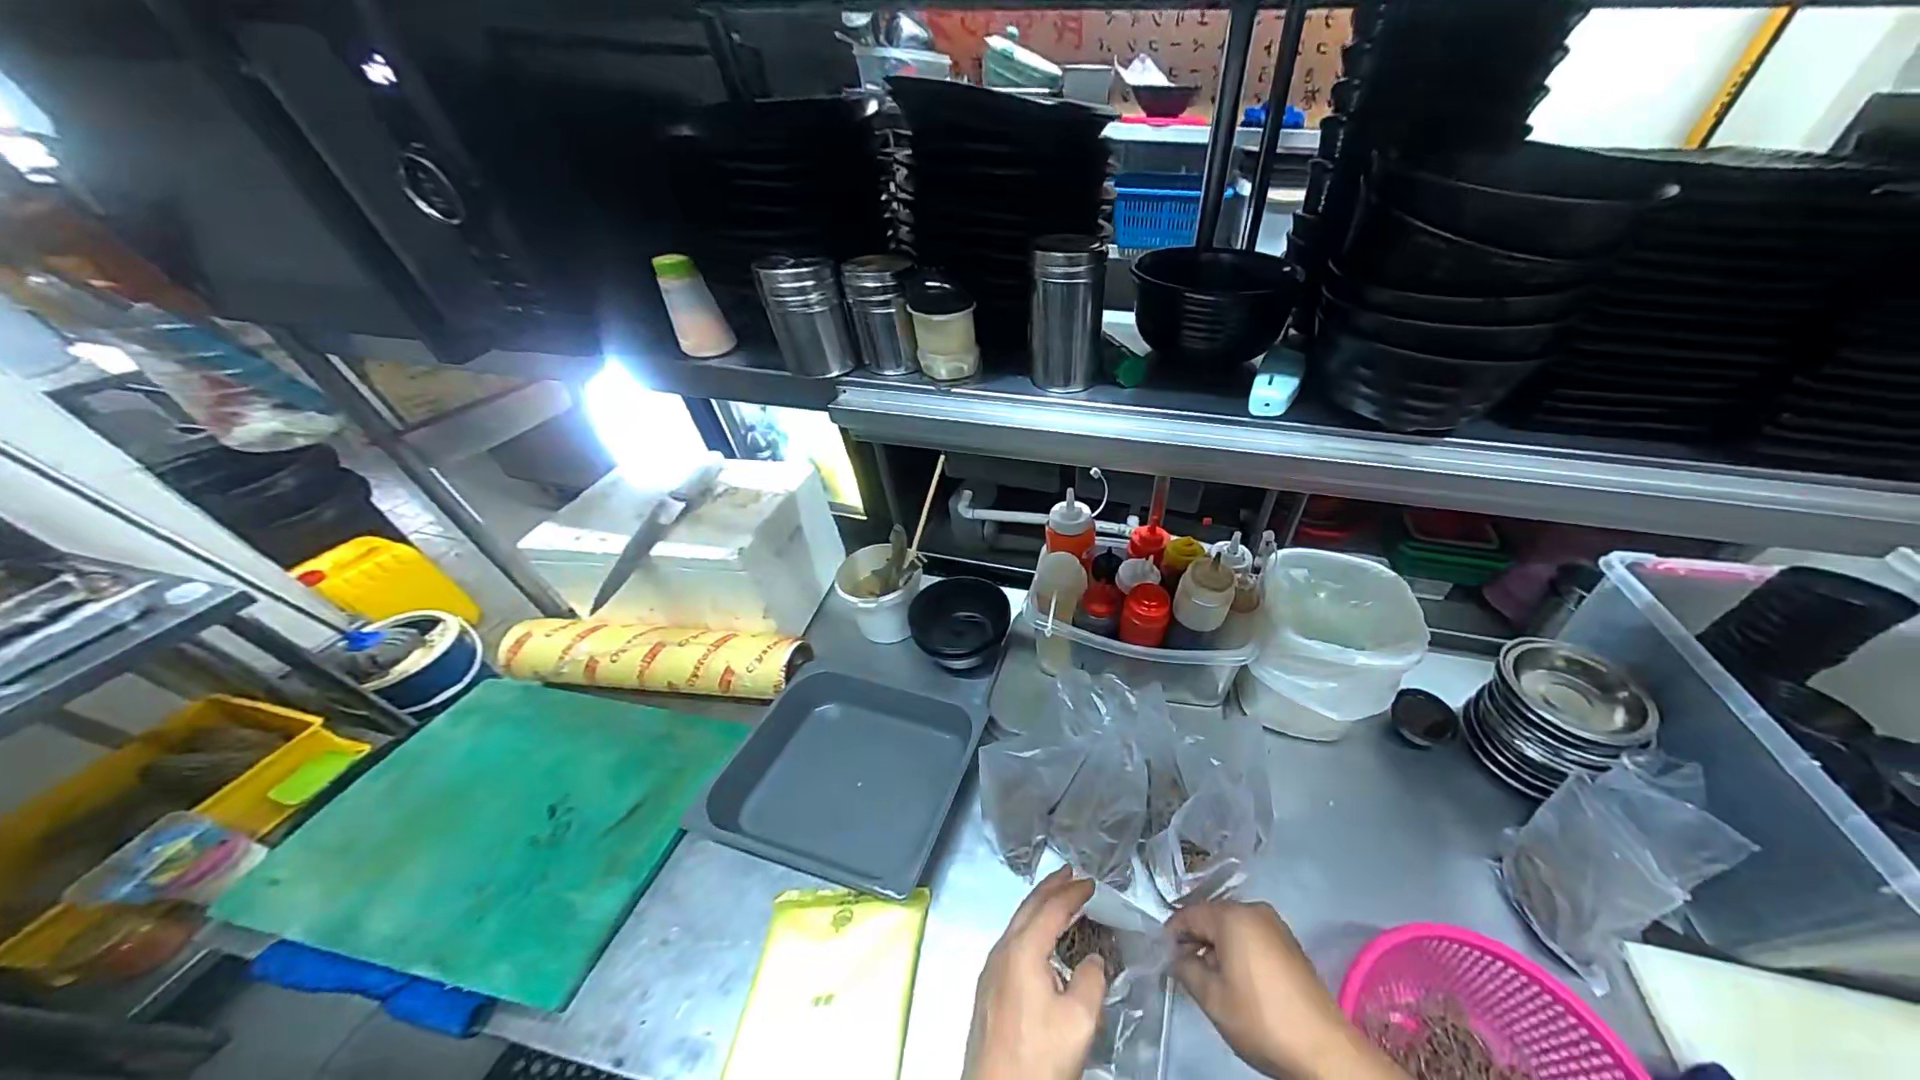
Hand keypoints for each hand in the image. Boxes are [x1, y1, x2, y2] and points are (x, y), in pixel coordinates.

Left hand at [963, 866, 1108, 1079]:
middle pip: (1027, 908)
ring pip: (1016, 924)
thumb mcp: (1079, 1020)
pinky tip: (1040, 939)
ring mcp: (991, 970)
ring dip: (1038, 906)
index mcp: (1022, 950)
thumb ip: (1091, 980)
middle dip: (1050, 888)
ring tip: (1057, 898)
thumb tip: (1091, 959)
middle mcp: (1002, 951)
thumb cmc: (1039, 1056)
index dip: (1072, 893)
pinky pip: (1012, 941)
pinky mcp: (988, 988)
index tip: (1090, 882)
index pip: (1050, 909)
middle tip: (1069, 873)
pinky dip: (1030, 927)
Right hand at [1168, 901, 1403, 1079]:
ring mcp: (1277, 927)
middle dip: (1197, 942)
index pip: (1189, 915)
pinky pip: (1253, 939)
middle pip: (1212, 919)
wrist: (1325, 1052)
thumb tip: (1177, 956)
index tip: (1165, 959)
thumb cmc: (1261, 1020)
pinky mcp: (1291, 946)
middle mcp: (1255, 911)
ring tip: (1213, 982)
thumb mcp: (1212, 998)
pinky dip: (1239, 954)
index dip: (1173, 936)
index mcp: (1233, 916)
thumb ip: (1185, 969)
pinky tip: (1239, 983)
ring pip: (1233, 930)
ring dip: (1218, 949)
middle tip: (1187, 973)